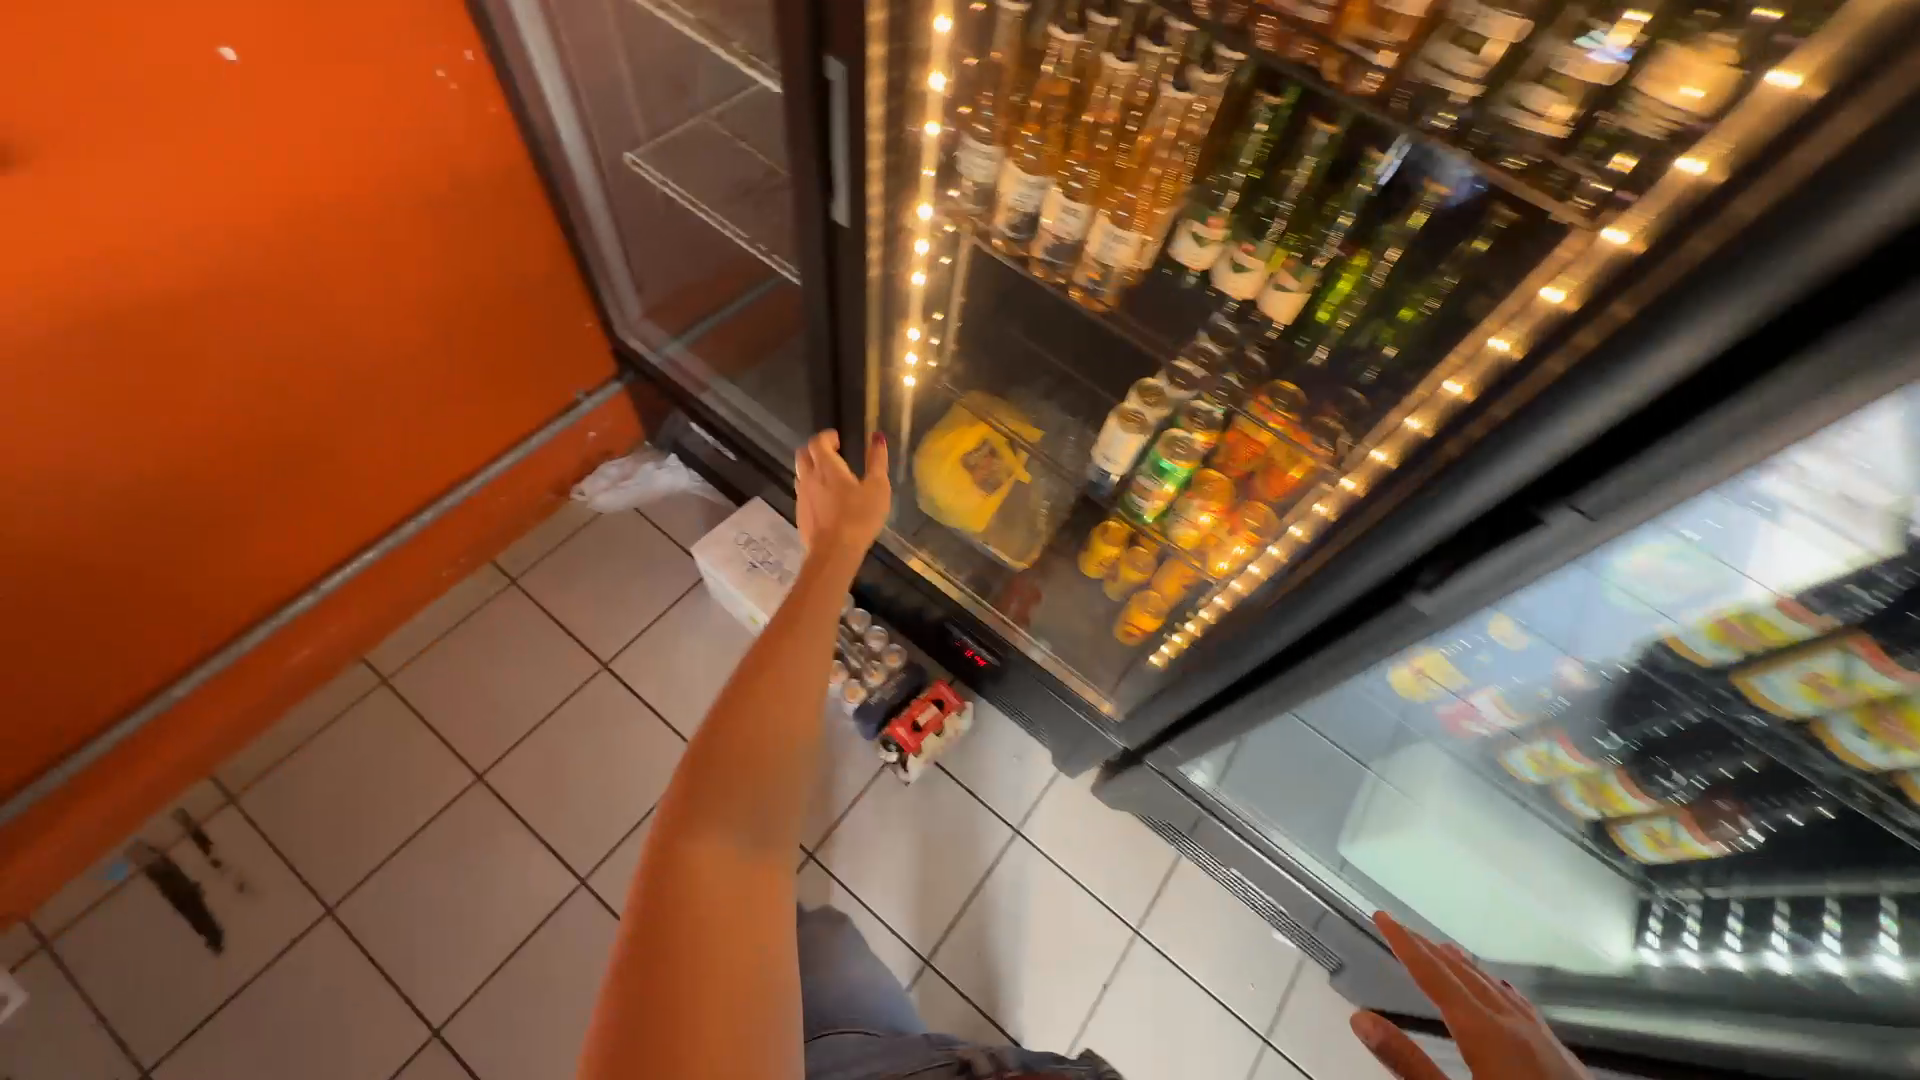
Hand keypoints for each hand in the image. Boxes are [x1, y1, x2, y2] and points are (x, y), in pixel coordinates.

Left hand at [794, 430, 890, 562]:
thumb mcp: (877, 488)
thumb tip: (877, 437)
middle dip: (815, 450)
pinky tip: (826, 501)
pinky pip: (802, 493)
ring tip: (829, 477)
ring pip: (800, 473)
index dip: (827, 436)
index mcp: (826, 466)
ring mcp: (801, 496)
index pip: (817, 441)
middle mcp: (809, 477)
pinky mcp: (800, 513)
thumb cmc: (859, 517)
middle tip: (832, 454)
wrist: (834, 552)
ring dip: (811, 469)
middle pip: (803, 454)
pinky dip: (812, 488)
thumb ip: (877, 461)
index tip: (838, 439)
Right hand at [1350, 912, 1590, 1079]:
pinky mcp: (1565, 1061)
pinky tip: (1504, 994)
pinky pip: (1523, 1008)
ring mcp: (1544, 1042)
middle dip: (1429, 950)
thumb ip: (1409, 1064)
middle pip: (1464, 976)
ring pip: (1496, 989)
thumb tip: (1360, 1019)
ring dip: (1464, 967)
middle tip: (1401, 927)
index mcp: (1485, 1033)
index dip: (1404, 945)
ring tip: (1443, 950)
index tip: (1381, 916)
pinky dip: (1499, 990)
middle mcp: (1514, 1027)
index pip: (1434, 976)